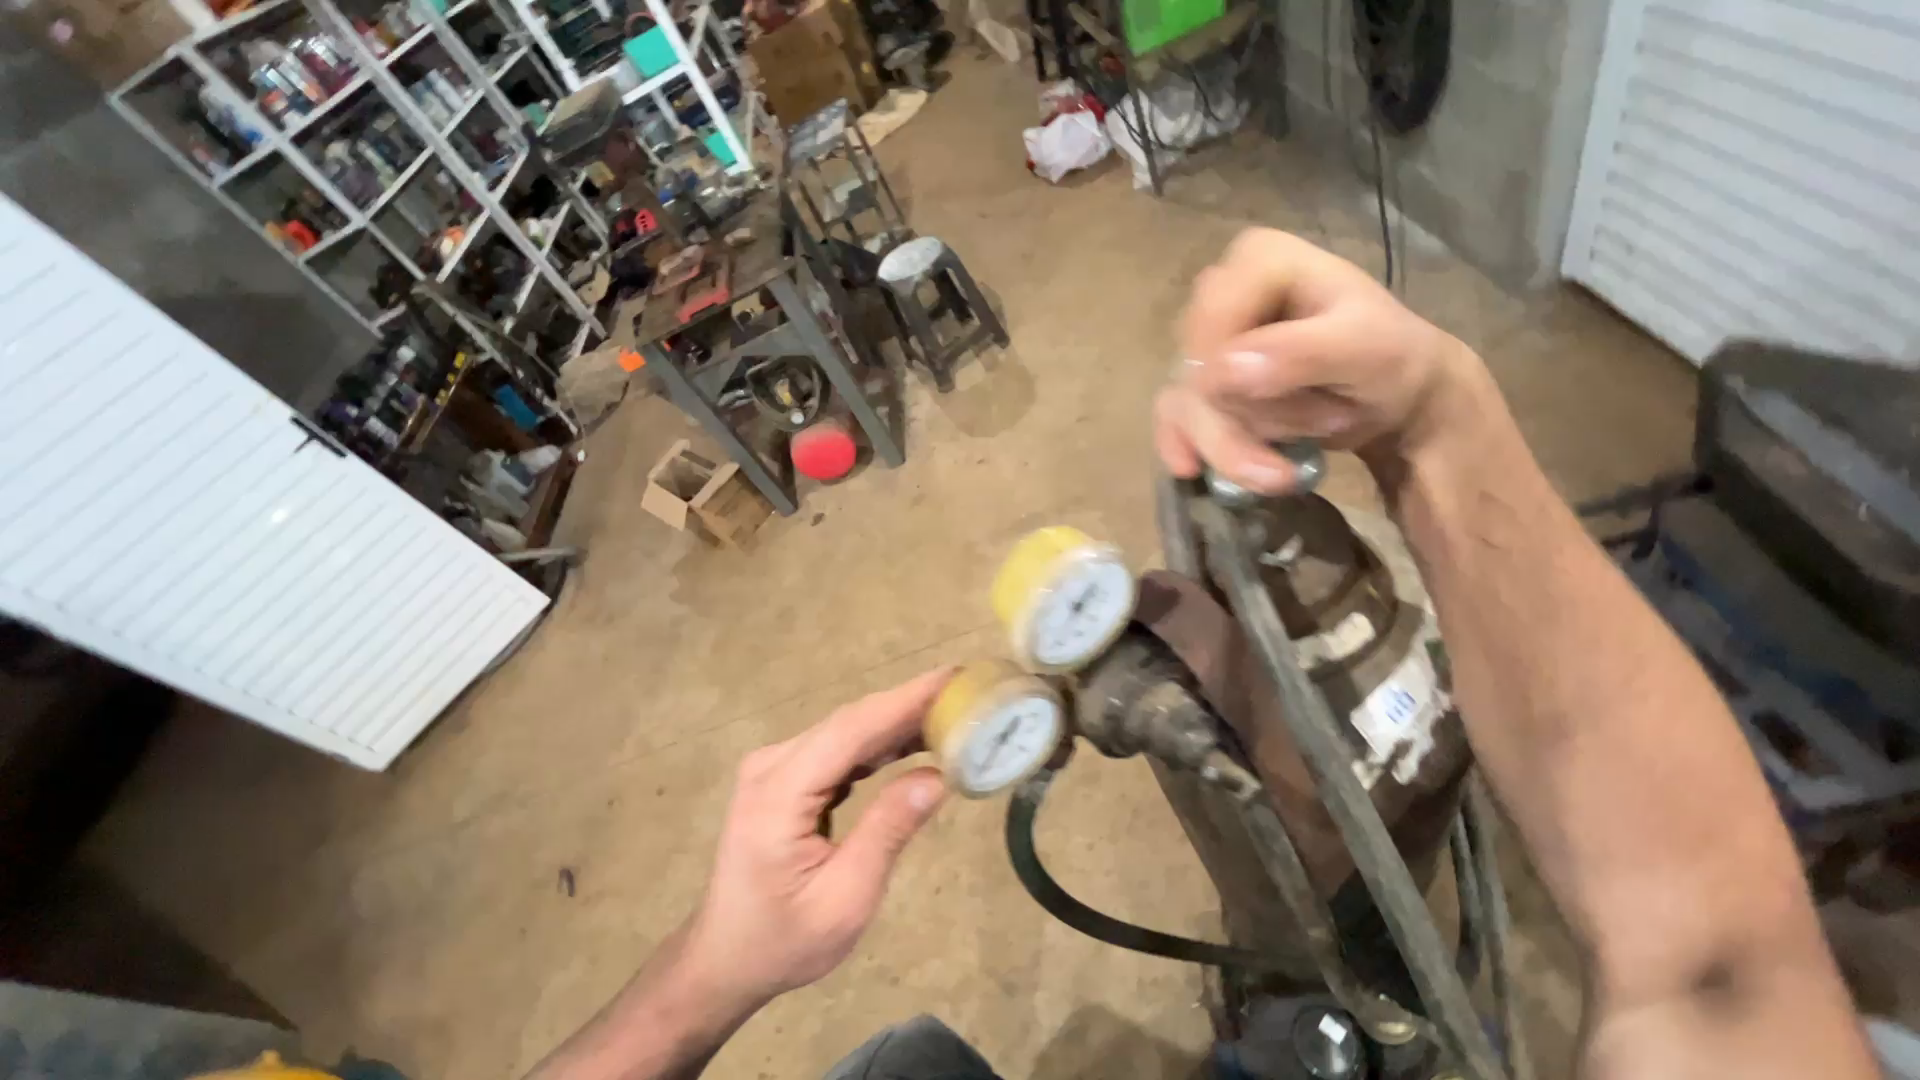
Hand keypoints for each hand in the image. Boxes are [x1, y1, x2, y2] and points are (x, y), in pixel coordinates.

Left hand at [680, 669, 953, 1009]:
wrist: (723, 959)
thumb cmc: (784, 940)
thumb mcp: (845, 900)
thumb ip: (887, 831)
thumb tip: (937, 775)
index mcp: (778, 793)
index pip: (851, 730)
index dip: (904, 701)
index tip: (954, 677)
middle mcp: (771, 765)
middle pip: (849, 723)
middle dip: (909, 704)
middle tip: (967, 692)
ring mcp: (773, 768)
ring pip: (846, 731)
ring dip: (897, 722)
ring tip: (953, 714)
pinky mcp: (784, 777)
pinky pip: (838, 749)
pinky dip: (878, 744)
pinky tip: (914, 743)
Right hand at [1155, 228, 1484, 493]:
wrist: (1392, 396)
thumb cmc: (1388, 358)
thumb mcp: (1366, 349)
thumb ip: (1300, 353)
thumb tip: (1221, 371)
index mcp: (1256, 260)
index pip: (1211, 320)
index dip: (1238, 368)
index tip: (1299, 391)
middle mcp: (1217, 294)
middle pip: (1196, 369)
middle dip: (1253, 414)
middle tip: (1324, 422)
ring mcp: (1200, 344)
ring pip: (1187, 404)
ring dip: (1240, 441)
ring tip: (1296, 450)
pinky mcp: (1194, 386)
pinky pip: (1172, 420)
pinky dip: (1193, 449)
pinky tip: (1195, 469)